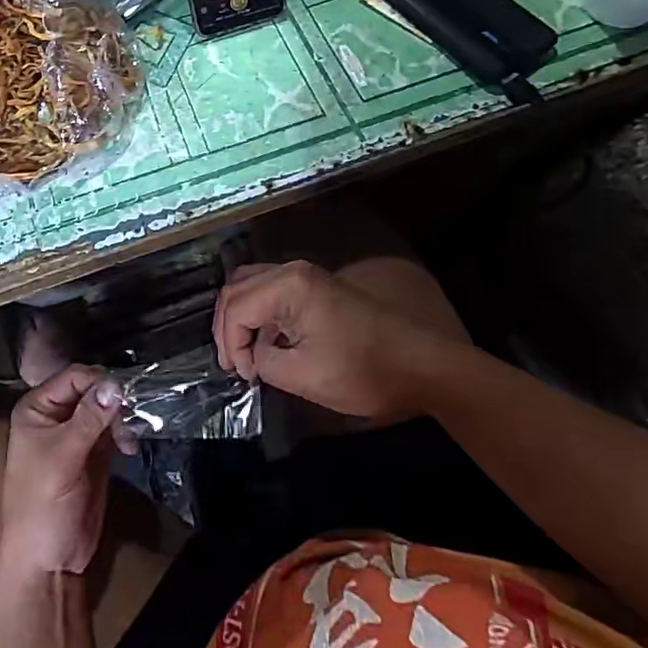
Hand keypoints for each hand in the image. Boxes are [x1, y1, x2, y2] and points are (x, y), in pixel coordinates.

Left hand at [0, 364, 133, 575]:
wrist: (48, 561)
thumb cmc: (41, 505)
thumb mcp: (63, 458)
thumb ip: (90, 419)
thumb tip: (116, 384)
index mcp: (37, 409)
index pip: (74, 377)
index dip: (99, 380)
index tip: (126, 392)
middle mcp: (56, 415)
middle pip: (93, 389)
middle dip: (115, 398)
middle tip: (134, 412)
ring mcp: (77, 433)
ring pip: (107, 407)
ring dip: (123, 417)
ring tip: (130, 436)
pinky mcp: (96, 451)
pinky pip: (115, 428)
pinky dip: (126, 432)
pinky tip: (131, 446)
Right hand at [214, 260, 458, 420]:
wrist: (419, 363)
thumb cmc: (362, 370)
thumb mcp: (303, 375)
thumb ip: (264, 361)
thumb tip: (254, 355)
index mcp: (289, 285)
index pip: (237, 308)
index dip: (231, 345)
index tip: (243, 377)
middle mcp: (294, 270)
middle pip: (237, 287)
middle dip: (228, 327)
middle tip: (233, 364)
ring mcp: (307, 276)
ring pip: (252, 285)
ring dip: (241, 316)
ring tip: (242, 353)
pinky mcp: (317, 287)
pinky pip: (272, 291)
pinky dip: (259, 313)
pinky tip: (265, 342)